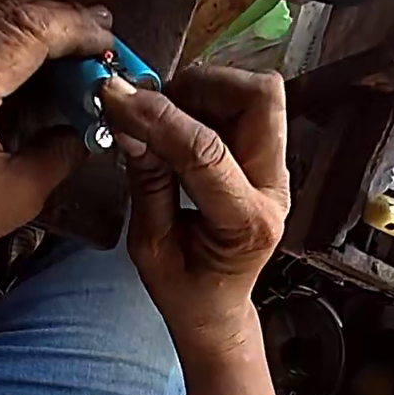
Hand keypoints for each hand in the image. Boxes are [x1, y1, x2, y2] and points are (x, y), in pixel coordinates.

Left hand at [0, 0, 113, 310]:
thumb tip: (93, 119)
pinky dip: (5, 26)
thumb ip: (62, 149)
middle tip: (100, 33)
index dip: (75, 28)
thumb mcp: (20, 194)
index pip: (25, 30)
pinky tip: (34, 47)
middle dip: (60, 14)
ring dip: (32, 14)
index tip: (109, 40)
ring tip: (74, 36)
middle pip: (4, 6)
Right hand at [100, 66, 288, 361]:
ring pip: (260, 97)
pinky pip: (248, 110)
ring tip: (165, 116)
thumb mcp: (150, 246)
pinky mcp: (268, 163)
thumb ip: (146, 181)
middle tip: (158, 104)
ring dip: (206, 91)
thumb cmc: (185, 289)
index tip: (117, 97)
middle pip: (261, 101)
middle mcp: (274, 191)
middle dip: (204, 86)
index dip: (157, 118)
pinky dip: (209, 102)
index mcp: (245, 224)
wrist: (217, 308)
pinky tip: (180, 125)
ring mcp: (276, 174)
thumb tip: (127, 121)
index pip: (206, 151)